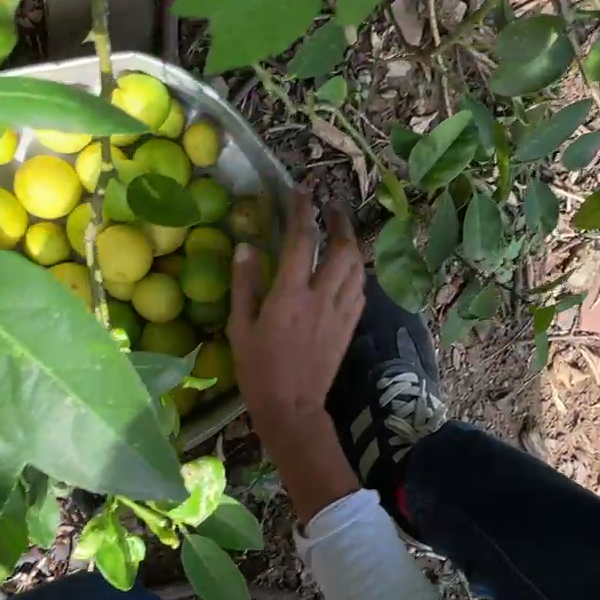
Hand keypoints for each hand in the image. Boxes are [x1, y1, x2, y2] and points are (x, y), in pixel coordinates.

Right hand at [228, 191, 365, 521]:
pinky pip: (360, 290)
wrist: (292, 408)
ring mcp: (339, 313)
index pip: (301, 241)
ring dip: (352, 243)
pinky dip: (357, 271)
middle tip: (331, 207)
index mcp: (289, 296)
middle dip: (339, 221)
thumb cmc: (257, 370)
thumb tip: (246, 247)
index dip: (302, 211)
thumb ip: (244, 284)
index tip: (302, 192)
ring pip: (357, 268)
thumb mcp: (239, 327)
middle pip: (341, 249)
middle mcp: (320, 299)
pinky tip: (348, 267)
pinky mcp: (349, 327)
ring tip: (342, 231)